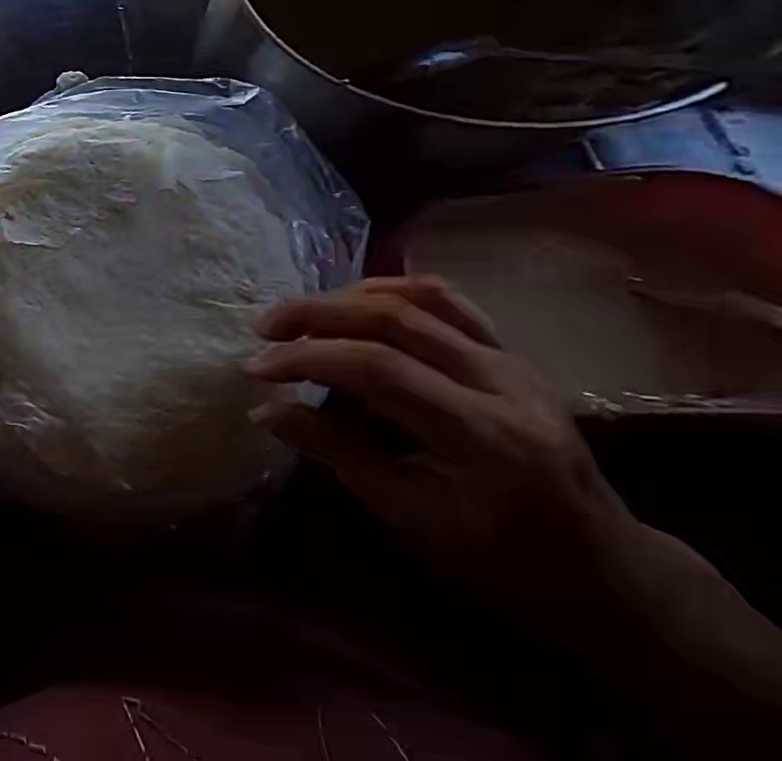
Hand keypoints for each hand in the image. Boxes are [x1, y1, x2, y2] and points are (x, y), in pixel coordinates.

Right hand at [246, 276, 631, 612]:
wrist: (597, 560)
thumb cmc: (495, 551)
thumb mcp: (406, 513)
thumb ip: (335, 451)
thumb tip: (263, 411)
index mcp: (483, 433)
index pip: (379, 368)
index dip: (307, 359)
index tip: (257, 371)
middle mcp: (504, 382)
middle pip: (396, 318)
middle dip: (316, 315)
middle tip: (264, 330)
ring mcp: (510, 360)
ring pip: (419, 297)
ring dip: (345, 298)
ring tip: (299, 316)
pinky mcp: (506, 352)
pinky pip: (444, 301)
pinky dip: (386, 293)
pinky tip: (348, 306)